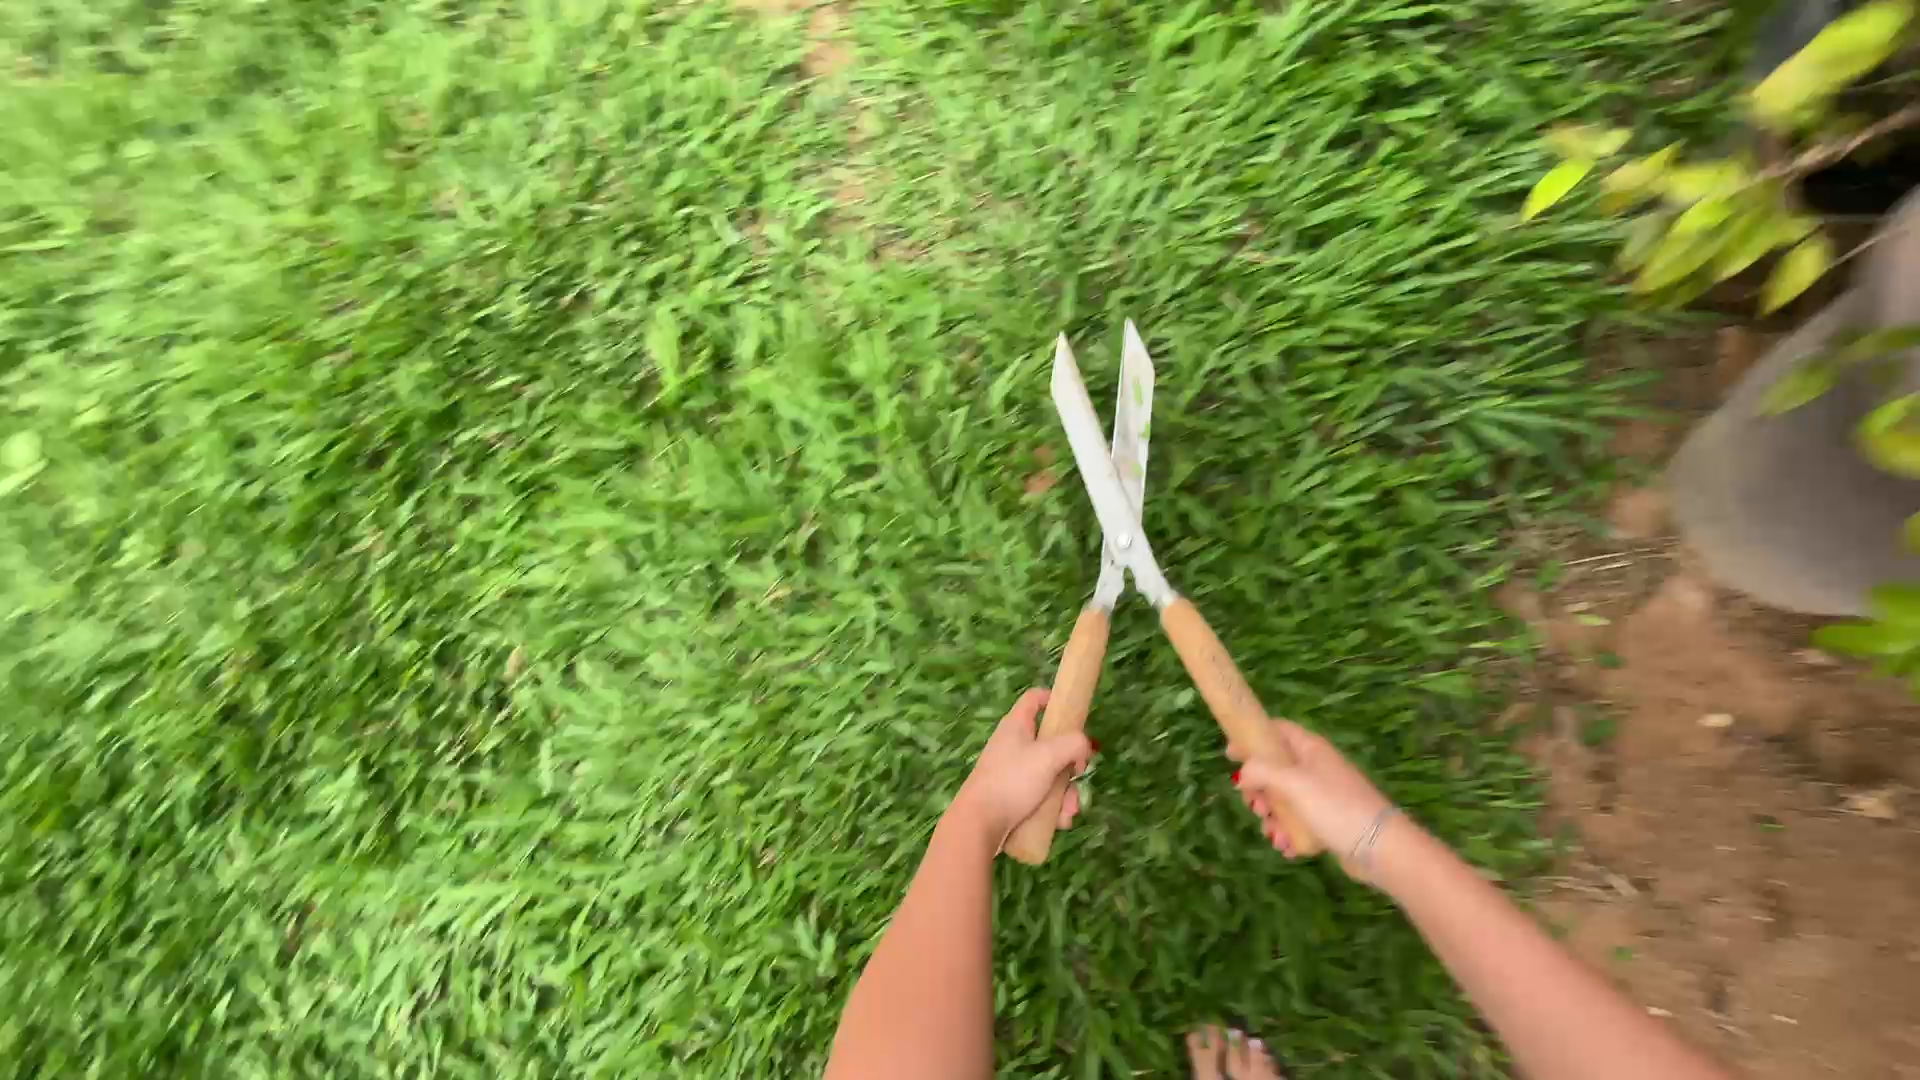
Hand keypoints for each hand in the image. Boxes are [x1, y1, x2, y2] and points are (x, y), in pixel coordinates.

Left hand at [949, 688, 1094, 850]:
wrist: (980, 823)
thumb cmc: (1013, 780)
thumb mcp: (1048, 756)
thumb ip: (1074, 744)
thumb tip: (1083, 750)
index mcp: (1017, 725)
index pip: (1035, 698)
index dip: (1054, 699)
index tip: (1074, 713)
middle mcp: (1014, 744)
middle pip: (1052, 743)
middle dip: (1071, 763)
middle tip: (1078, 774)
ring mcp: (1013, 771)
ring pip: (1051, 774)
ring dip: (1065, 793)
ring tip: (1067, 811)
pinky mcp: (1013, 796)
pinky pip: (1042, 796)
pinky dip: (1053, 808)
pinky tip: (1058, 821)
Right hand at [1229, 720, 1395, 877]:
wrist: (1382, 849)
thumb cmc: (1336, 806)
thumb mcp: (1292, 782)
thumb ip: (1260, 771)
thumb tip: (1241, 775)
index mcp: (1309, 749)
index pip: (1275, 729)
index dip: (1250, 737)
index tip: (1229, 756)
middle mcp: (1315, 768)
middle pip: (1273, 768)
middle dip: (1258, 789)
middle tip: (1254, 805)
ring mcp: (1322, 795)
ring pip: (1283, 798)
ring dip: (1272, 816)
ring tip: (1273, 833)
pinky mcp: (1328, 822)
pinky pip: (1298, 822)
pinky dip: (1288, 833)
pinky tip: (1287, 847)